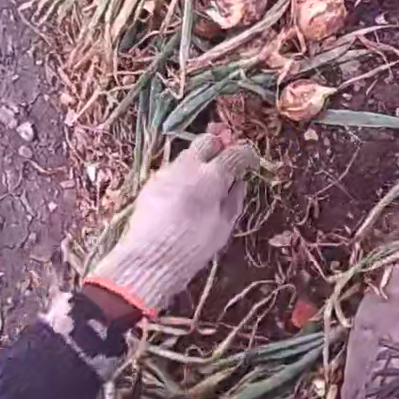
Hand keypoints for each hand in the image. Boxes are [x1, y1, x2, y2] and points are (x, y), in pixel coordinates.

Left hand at [84, 130, 257, 316]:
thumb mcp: (222, 228)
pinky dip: (183, 173)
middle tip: (227, 159)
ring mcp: (167, 172)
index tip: (249, 162)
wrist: (149, 258)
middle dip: (219, 146)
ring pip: (187, 153)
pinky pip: (172, 169)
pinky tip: (185, 191)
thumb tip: (240, 183)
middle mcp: (188, 166)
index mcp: (211, 176)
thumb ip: (233, 201)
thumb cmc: (193, 247)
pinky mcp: (151, 181)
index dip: (245, 155)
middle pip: (207, 141)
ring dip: (200, 159)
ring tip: (205, 179)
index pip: (234, 154)